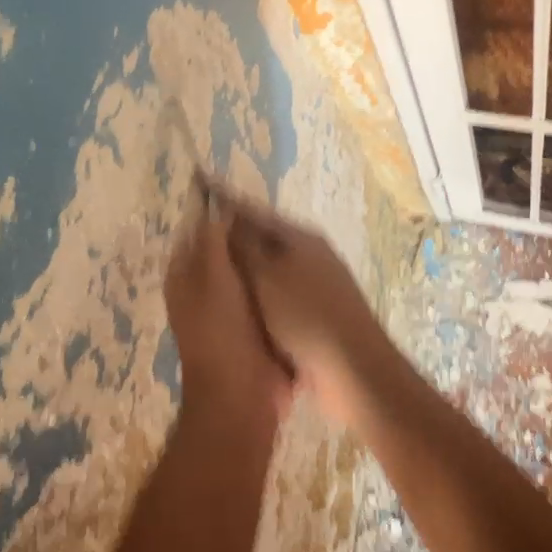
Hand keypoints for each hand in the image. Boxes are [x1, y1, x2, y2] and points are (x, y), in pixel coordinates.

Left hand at [164, 180, 293, 428]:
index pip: (198, 230)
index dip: (217, 211)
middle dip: (247, 234)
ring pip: (249, 271)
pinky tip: (299, 269)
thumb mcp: (213, 277)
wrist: (243, 396)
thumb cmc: (221, 331)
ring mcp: (231, 309)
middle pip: (226, 249)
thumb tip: (215, 203)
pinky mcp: (256, 325)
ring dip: (265, 258)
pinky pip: (267, 294)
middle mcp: (204, 288)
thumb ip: (213, 239)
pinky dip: (278, 282)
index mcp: (185, 275)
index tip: (244, 193)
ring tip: (291, 234)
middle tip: (277, 214)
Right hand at [214, 185, 391, 427]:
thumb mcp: (265, 278)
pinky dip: (256, 293)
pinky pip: (277, 295)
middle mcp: (310, 254)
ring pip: (269, 267)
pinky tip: (238, 305)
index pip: (253, 210)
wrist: (354, 371)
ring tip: (210, 267)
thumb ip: (242, 246)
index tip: (199, 179)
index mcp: (299, 238)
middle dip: (232, 231)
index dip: (223, 197)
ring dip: (243, 265)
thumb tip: (221, 216)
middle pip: (262, 237)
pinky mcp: (317, 314)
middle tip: (198, 229)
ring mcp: (317, 285)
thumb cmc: (305, 318)